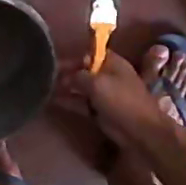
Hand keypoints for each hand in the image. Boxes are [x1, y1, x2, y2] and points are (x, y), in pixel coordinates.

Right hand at [58, 50, 172, 149]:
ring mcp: (104, 94)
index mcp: (112, 63)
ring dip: (65, 88)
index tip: (56, 62)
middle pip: (84, 71)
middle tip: (47, 77)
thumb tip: (65, 76)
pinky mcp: (99, 110)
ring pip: (81, 88)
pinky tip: (52, 101)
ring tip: (46, 88)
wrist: (139, 130)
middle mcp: (108, 76)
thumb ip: (78, 76)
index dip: (74, 57)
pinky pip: (81, 103)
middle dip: (67, 74)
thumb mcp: (97, 83)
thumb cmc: (121, 100)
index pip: (91, 54)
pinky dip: (69, 101)